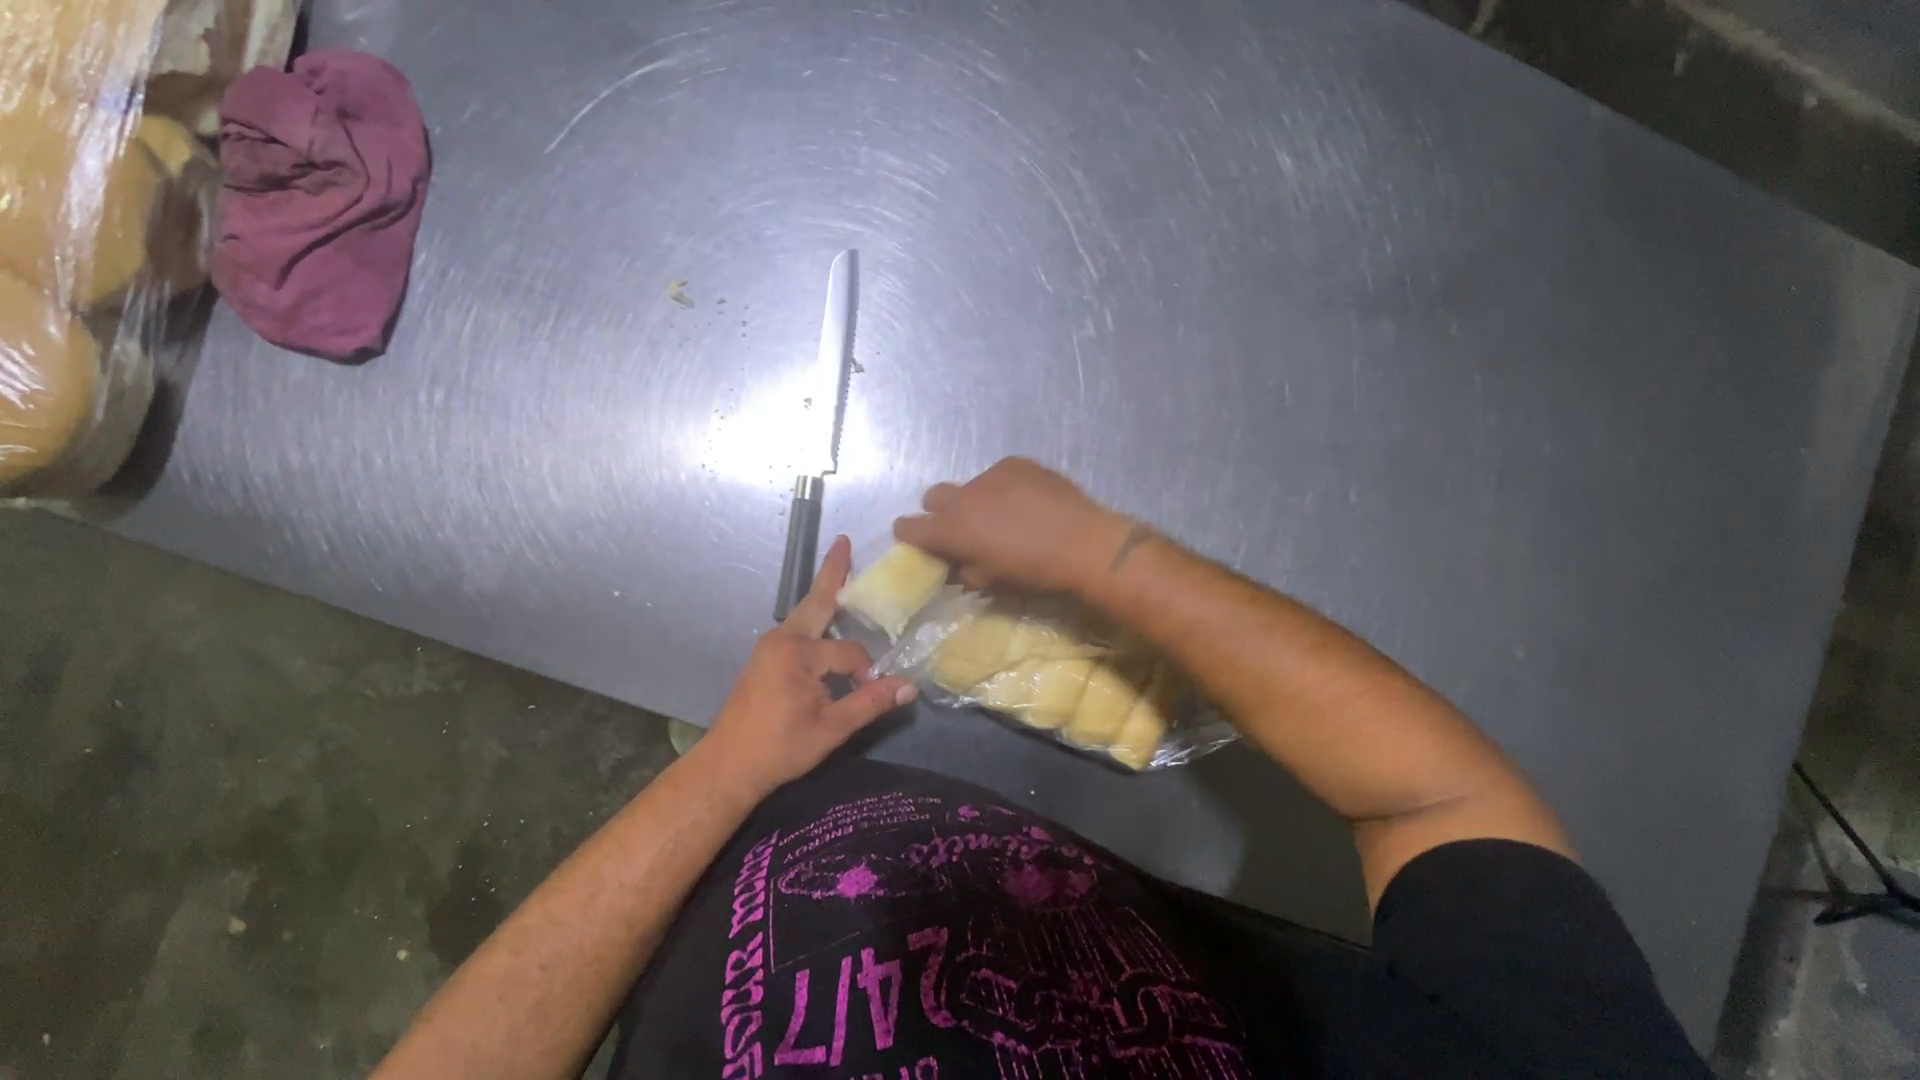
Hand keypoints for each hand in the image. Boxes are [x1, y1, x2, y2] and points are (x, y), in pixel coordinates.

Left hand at [695, 536, 917, 796]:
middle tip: (843, 542)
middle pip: (817, 601)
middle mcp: (781, 640)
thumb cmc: (780, 748)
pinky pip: (797, 631)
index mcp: (798, 653)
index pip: (849, 652)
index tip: (870, 693)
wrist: (728, 766)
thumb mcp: (832, 728)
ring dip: (825, 598)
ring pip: (806, 615)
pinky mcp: (764, 658)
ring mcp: (768, 647)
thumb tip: (909, 687)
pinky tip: (826, 623)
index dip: (865, 673)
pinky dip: (815, 619)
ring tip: (842, 577)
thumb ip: (870, 703)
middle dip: (833, 572)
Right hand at [893, 457, 1132, 593]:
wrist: (1082, 543)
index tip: (919, 541)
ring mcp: (989, 475)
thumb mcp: (991, 582)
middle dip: (940, 511)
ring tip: (1006, 515)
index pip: (908, 526)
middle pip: (933, 497)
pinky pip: (999, 474)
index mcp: (951, 529)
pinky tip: (1028, 502)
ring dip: (977, 500)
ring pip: (971, 485)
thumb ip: (963, 571)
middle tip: (962, 528)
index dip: (910, 534)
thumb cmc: (1033, 572)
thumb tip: (953, 565)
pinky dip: (1005, 488)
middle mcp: (962, 497)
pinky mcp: (1016, 463)